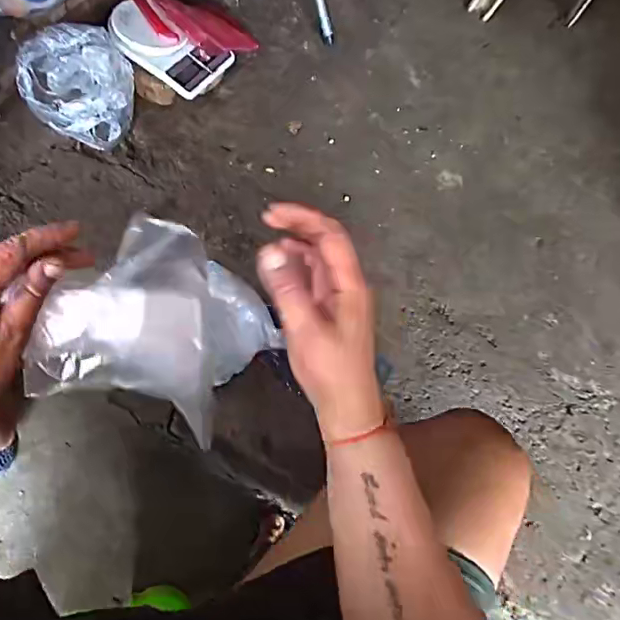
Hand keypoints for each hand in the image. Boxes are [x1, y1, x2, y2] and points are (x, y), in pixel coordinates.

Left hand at [0, 222, 91, 441]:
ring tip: (66, 263)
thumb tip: (55, 262)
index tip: (77, 231)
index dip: (48, 238)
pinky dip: (15, 274)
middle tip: (82, 255)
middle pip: (6, 253)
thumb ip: (32, 294)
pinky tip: (35, 277)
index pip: (14, 250)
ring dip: (32, 261)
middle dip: (45, 249)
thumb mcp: (11, 337)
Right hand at [255, 203, 384, 440]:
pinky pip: (317, 275)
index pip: (331, 236)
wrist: (348, 405)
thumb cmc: (330, 370)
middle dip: (300, 224)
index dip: (303, 218)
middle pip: (329, 241)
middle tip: (268, 218)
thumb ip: (287, 288)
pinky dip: (299, 264)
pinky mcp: (333, 308)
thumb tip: (269, 250)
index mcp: (351, 285)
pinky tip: (282, 266)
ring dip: (299, 243)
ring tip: (271, 240)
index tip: (272, 214)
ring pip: (322, 257)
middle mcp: (350, 284)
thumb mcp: (304, 328)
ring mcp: (342, 296)